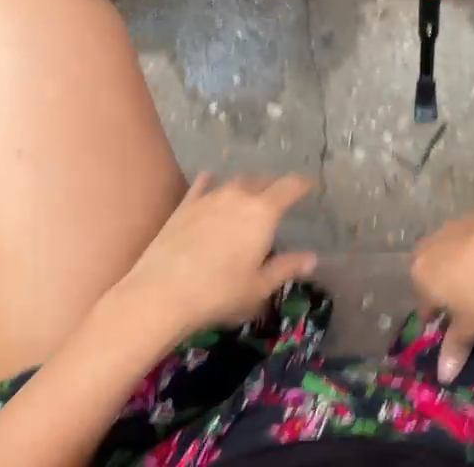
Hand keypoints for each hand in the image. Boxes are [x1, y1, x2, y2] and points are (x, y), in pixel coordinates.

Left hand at [119, 173, 317, 335]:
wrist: (161, 293)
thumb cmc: (219, 293)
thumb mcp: (259, 287)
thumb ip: (286, 268)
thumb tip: (312, 258)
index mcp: (262, 212)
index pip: (289, 187)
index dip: (302, 184)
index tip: (309, 185)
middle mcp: (238, 196)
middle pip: (261, 181)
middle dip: (273, 187)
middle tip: (280, 197)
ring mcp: (208, 198)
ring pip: (234, 183)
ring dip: (245, 187)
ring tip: (249, 195)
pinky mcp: (184, 206)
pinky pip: (202, 186)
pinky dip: (210, 182)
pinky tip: (210, 179)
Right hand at [410, 213, 473, 382]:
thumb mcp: (469, 326)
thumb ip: (453, 348)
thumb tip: (442, 377)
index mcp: (420, 274)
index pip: (423, 303)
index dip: (437, 318)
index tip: (453, 327)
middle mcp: (429, 247)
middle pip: (431, 272)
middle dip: (443, 287)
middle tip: (466, 304)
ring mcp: (450, 227)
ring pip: (448, 252)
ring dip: (458, 265)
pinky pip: (469, 237)